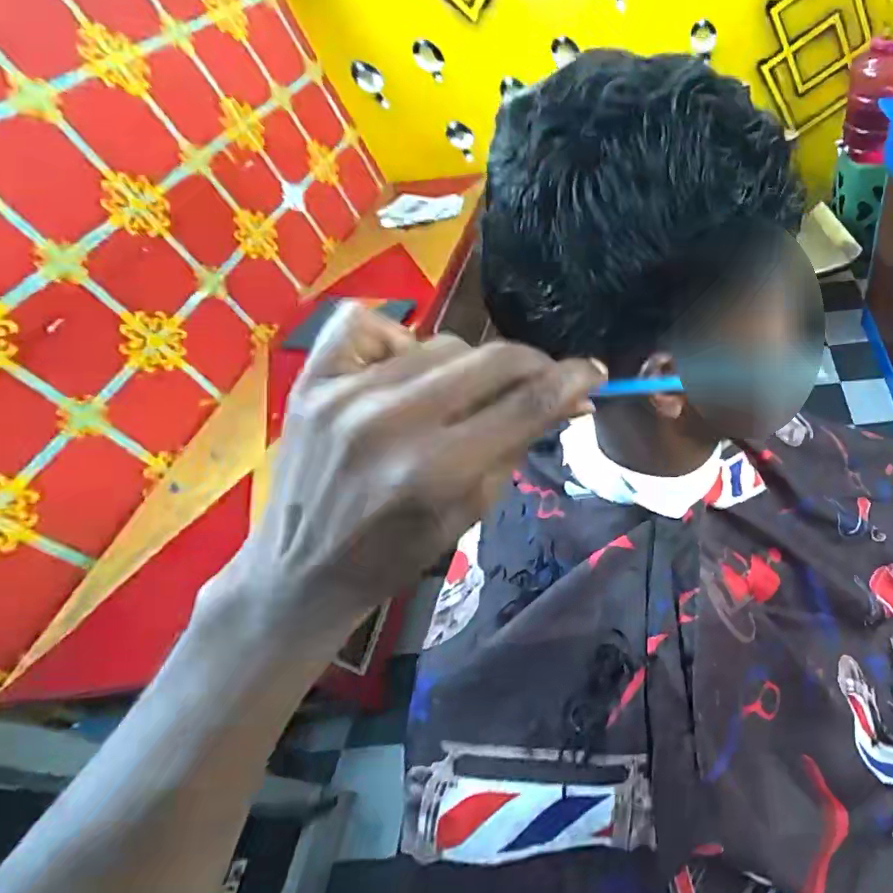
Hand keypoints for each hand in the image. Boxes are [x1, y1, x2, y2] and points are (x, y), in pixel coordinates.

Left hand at [199, 304, 606, 635]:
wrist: (300, 570)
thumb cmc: (395, 555)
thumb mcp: (470, 513)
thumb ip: (517, 446)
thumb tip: (566, 398)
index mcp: (435, 469)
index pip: (526, 403)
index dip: (572, 380)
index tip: (593, 371)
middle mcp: (392, 422)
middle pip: (493, 359)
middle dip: (533, 364)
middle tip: (542, 378)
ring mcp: (346, 395)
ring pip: (443, 343)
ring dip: (467, 365)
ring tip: (460, 393)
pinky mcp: (312, 380)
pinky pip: (367, 322)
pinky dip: (396, 338)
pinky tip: (400, 367)